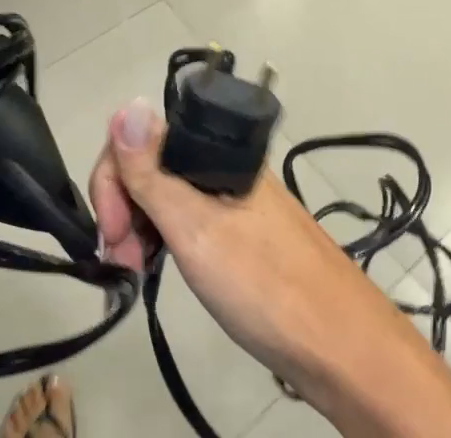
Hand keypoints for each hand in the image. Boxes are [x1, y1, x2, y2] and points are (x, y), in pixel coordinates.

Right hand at [88, 100, 450, 437]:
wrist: (339, 346)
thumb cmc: (264, 285)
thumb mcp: (196, 230)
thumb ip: (153, 173)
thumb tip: (124, 104)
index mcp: (218, 152)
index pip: (141, 139)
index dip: (114, 179)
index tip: (111, 231)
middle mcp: (225, 164)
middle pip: (151, 164)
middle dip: (123, 205)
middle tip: (120, 259)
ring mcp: (233, 198)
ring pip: (166, 194)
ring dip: (139, 226)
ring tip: (134, 271)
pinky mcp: (238, 230)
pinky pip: (186, 218)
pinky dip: (162, 239)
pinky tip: (156, 267)